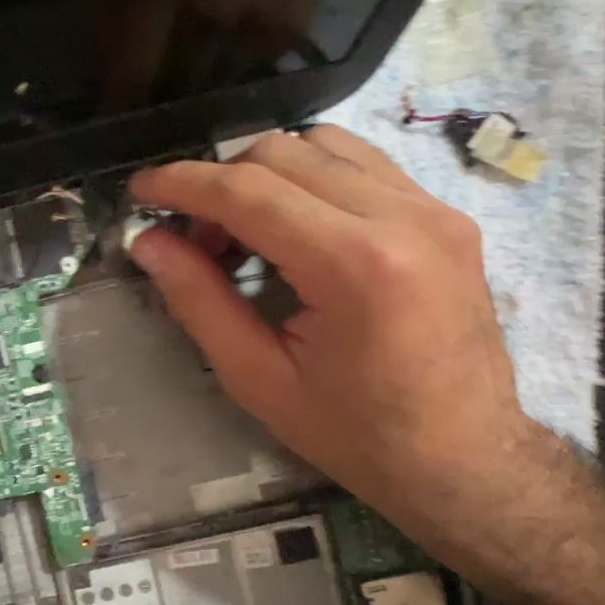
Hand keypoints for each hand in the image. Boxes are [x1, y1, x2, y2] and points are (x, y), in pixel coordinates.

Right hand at [126, 127, 539, 554]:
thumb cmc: (354, 433)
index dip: (182, 183)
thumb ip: (198, 301)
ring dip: (263, 174)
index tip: (139, 191)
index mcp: (355, 266)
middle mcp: (402, 218)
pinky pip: (360, 163)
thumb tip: (147, 242)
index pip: (249, 192)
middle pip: (282, 153)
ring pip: (322, 145)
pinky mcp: (444, 214)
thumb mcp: (257, 379)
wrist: (464, 458)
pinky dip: (308, 178)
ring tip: (241, 231)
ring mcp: (433, 209)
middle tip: (192, 239)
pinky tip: (290, 226)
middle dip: (219, 183)